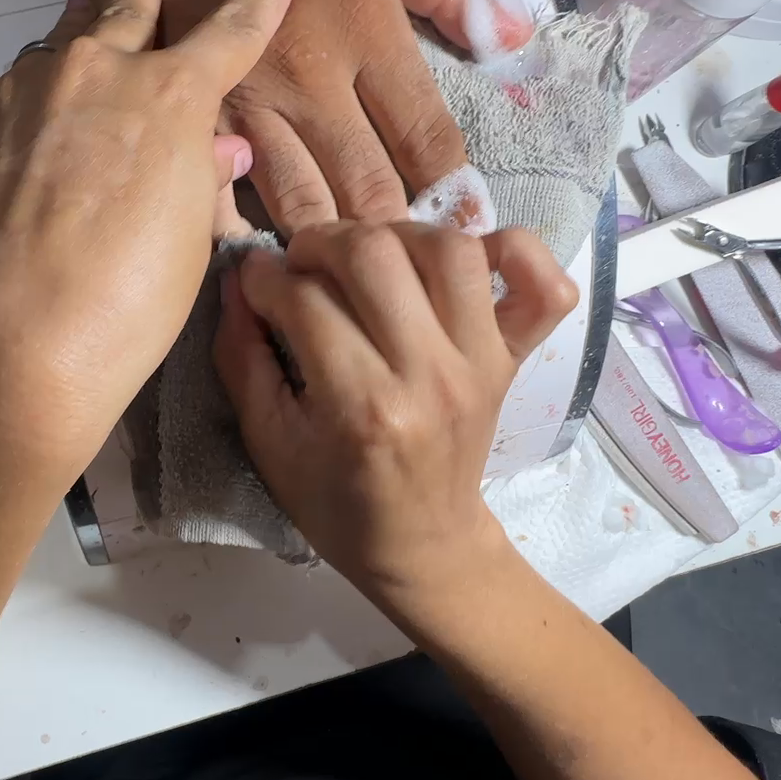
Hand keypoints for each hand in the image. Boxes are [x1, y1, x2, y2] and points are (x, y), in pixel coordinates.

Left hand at [0, 0, 298, 481]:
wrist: (26, 354)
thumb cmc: (128, 312)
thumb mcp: (189, 247)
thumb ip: (200, 182)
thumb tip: (215, 147)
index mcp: (175, 100)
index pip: (233, 28)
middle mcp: (102, 71)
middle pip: (130, 9)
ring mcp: (28, 86)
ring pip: (59, 33)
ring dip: (76, 23)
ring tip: (81, 5)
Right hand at [85, 0, 534, 234]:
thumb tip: (510, 37)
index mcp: (365, 31)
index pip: (425, 136)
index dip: (452, 189)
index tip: (466, 224)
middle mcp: (309, 84)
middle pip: (368, 187)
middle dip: (399, 237)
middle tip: (418, 273)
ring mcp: (248, 112)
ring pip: (301, 206)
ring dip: (335, 250)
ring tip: (358, 283)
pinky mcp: (199, 127)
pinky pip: (225, 201)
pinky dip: (251, 238)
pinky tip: (270, 265)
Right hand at [214, 222, 575, 599]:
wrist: (421, 545)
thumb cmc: (333, 501)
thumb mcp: (266, 440)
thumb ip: (241, 356)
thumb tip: (237, 278)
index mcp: (361, 406)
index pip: (305, 300)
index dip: (264, 278)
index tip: (253, 281)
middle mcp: (429, 375)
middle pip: (375, 254)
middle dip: (320, 241)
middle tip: (301, 264)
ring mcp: (481, 362)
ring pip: (449, 247)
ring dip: (393, 234)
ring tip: (364, 259)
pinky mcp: (513, 359)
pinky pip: (543, 283)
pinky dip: (512, 250)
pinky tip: (459, 260)